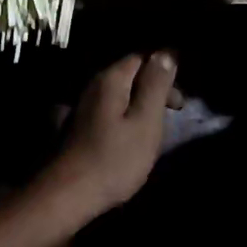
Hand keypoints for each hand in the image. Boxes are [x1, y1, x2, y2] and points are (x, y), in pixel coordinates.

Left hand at [41, 52, 176, 217]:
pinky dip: (124, 116)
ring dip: (140, 104)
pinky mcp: (78, 125)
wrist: (67, 194)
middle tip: (173, 115)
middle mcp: (93, 85)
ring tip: (155, 129)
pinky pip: (108, 110)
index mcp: (111, 79)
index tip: (179, 100)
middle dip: (154, 89)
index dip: (164, 71)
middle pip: (129, 74)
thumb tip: (166, 52)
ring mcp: (82, 105)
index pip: (142, 57)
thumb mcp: (145, 122)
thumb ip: (156, 85)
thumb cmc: (114, 159)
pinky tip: (130, 137)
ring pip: (119, 94)